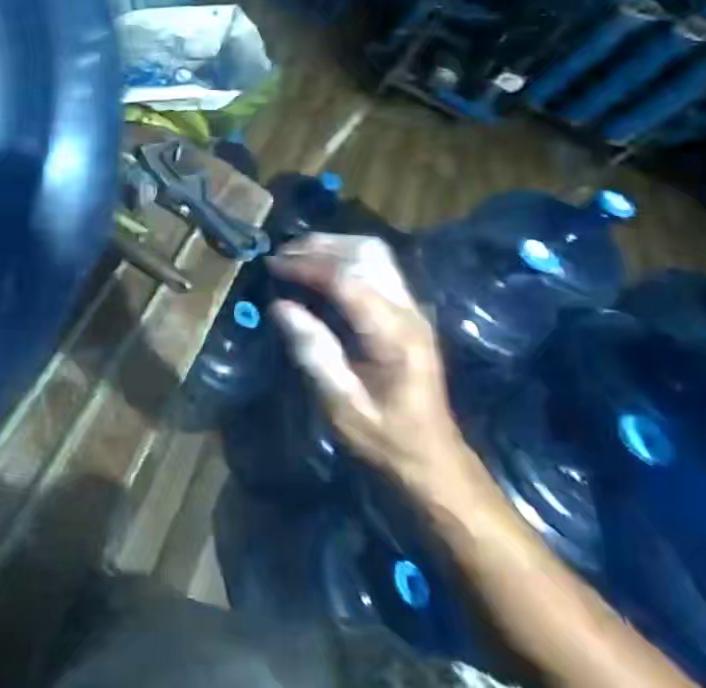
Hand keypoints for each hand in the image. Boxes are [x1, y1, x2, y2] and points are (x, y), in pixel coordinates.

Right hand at [265, 233, 475, 499]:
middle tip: (279, 256)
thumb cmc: (384, 438)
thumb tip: (280, 307)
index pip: (347, 279)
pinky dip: (344, 257)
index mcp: (393, 335)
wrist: (433, 458)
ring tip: (295, 256)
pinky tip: (320, 269)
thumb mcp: (341, 405)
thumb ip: (313, 353)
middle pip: (365, 253)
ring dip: (332, 246)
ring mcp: (412, 308)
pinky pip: (377, 266)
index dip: (306, 266)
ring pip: (374, 253)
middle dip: (318, 246)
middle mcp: (408, 311)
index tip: (273, 266)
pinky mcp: (408, 311)